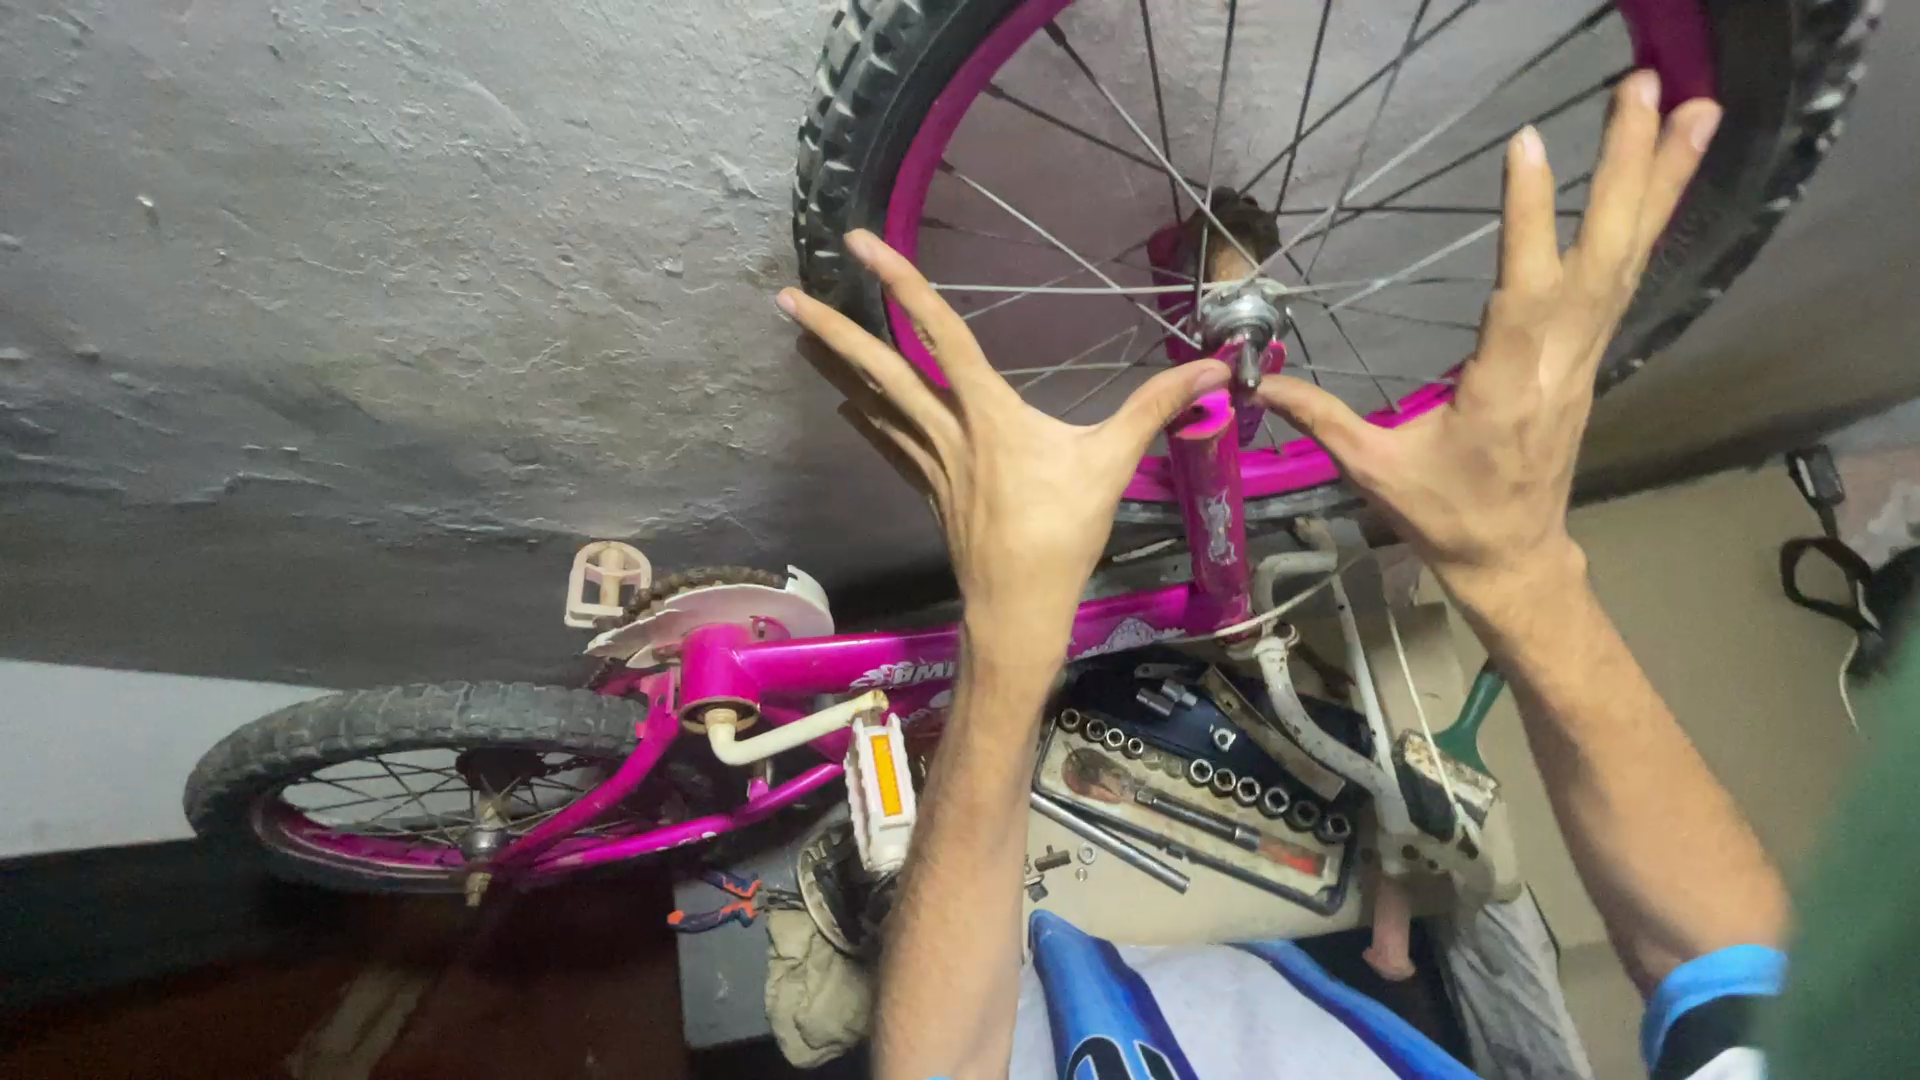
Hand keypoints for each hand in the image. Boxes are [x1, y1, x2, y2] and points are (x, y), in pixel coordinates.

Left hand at [779, 231, 1227, 663]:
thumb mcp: (1112, 464)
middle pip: (884, 369)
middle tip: (785, 295)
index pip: (942, 332)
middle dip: (834, 330)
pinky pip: (891, 443)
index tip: (860, 245)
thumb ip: (1156, 408)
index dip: (902, 283)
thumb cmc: (1063, 536)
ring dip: (840, 368)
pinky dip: (867, 417)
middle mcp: (949, 430)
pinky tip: (847, 405)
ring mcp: (932, 462)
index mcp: (989, 413)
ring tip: (803, 338)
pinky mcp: (930, 489)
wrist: (1018, 606)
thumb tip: (1216, 368)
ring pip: (878, 405)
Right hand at [1258, 71, 1721, 613]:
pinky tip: (1656, 189)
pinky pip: (1622, 284)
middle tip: (1646, 87)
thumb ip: (1319, 417)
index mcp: (1505, 389)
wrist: (1510, 554)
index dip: (1529, 219)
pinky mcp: (1585, 362)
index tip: (1528, 144)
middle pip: (1603, 258)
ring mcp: (1583, 361)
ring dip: (1659, 185)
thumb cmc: (1440, 515)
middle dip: (1627, 171)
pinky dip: (1644, 226)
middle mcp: (1559, 365)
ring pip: (1629, 263)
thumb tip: (1259, 383)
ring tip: (1690, 107)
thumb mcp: (1370, 468)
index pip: (1524, 291)